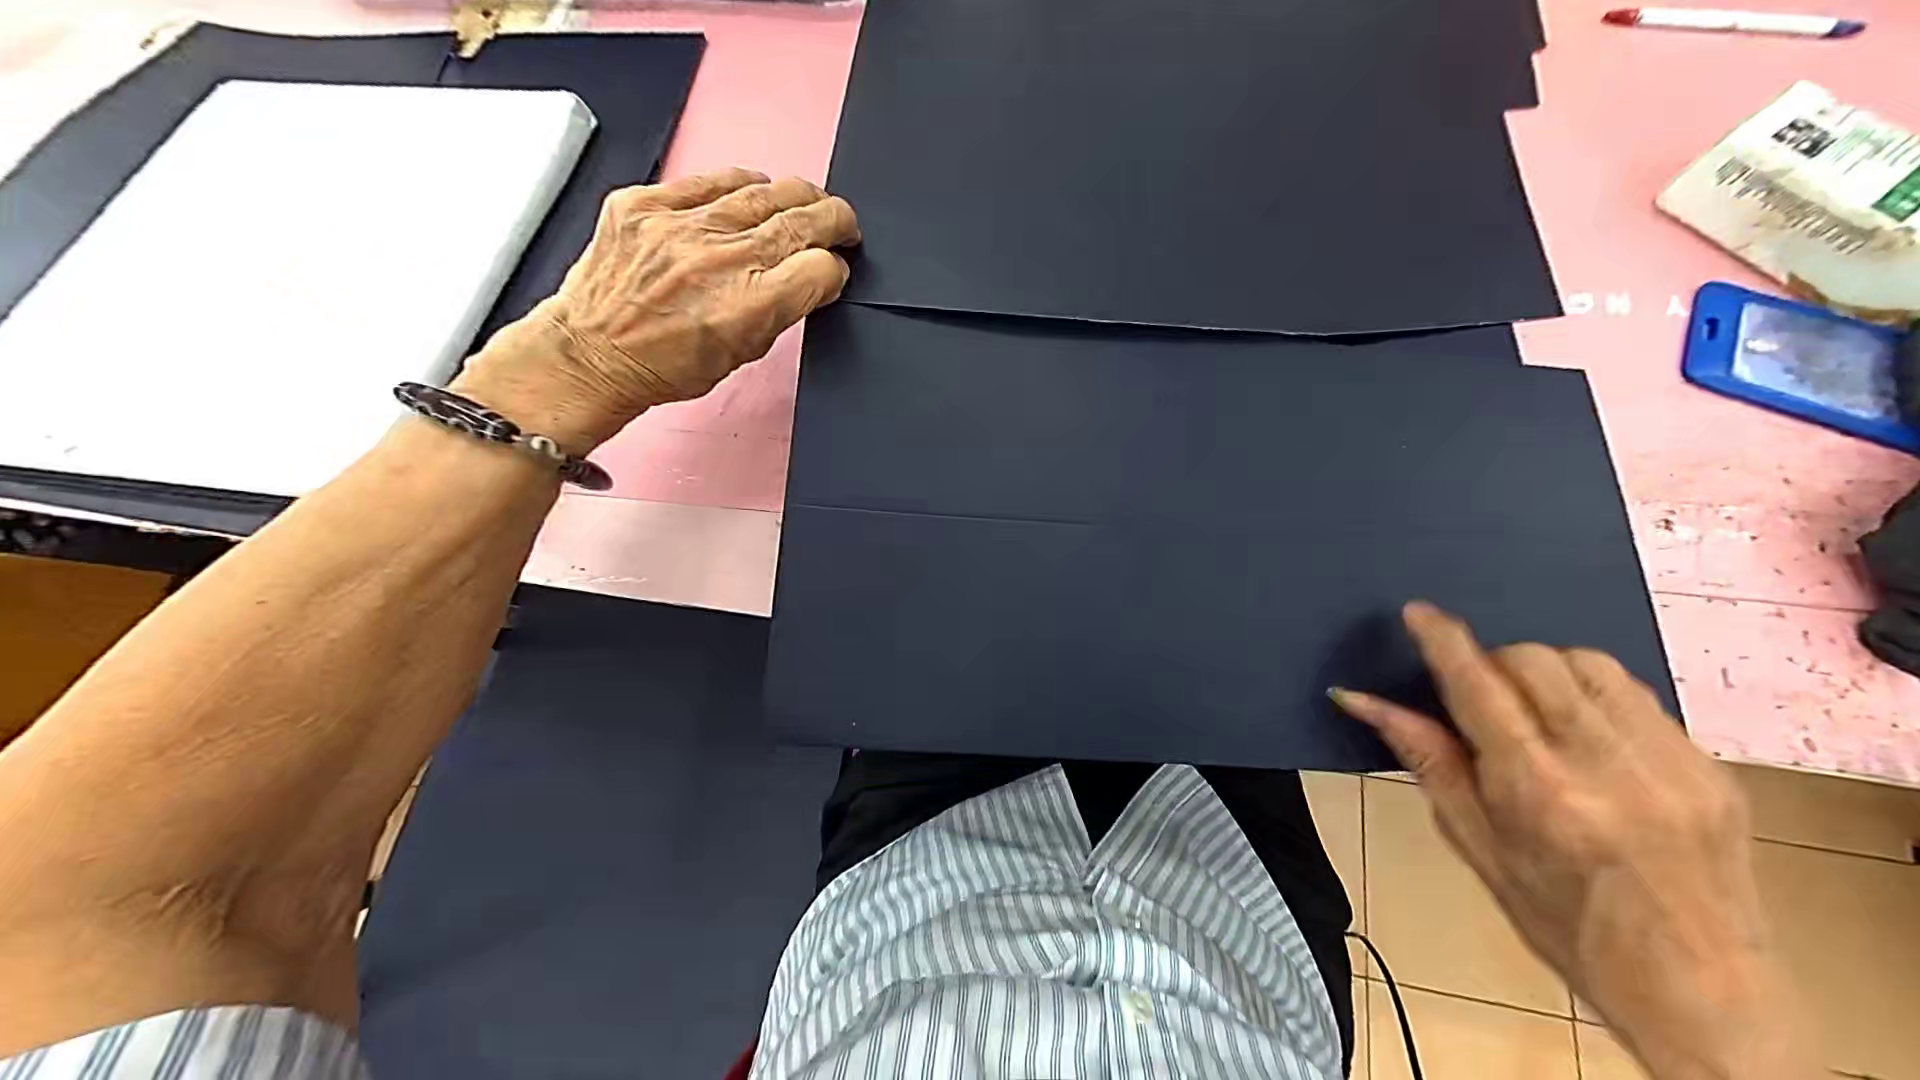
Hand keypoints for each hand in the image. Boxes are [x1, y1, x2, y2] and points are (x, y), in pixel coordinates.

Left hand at [452, 168, 860, 452]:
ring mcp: (680, 226)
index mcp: (748, 306)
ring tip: (805, 202)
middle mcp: (719, 260)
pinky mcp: (646, 204)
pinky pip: (710, 180)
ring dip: (796, 195)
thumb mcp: (743, 353)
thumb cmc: (665, 365)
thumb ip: (784, 310)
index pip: (820, 267)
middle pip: (802, 220)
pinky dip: (741, 184)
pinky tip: (754, 191)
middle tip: (841, 222)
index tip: (834, 269)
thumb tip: (812, 277)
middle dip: (834, 218)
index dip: (835, 268)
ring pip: (762, 191)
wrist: (595, 353)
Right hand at [1330, 603, 1818, 1079]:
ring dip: (1543, 670)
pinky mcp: (1712, 768)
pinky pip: (1637, 694)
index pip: (1480, 687)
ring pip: (1590, 663)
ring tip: (1530, 708)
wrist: (1702, 995)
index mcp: (1541, 793)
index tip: (1419, 612)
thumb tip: (1358, 699)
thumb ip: (1423, 757)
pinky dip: (1592, 693)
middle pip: (1535, 661)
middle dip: (1492, 661)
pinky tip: (1582, 732)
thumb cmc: (1559, 922)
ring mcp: (1673, 764)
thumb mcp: (1472, 842)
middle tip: (1477, 695)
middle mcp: (1610, 767)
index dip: (1444, 641)